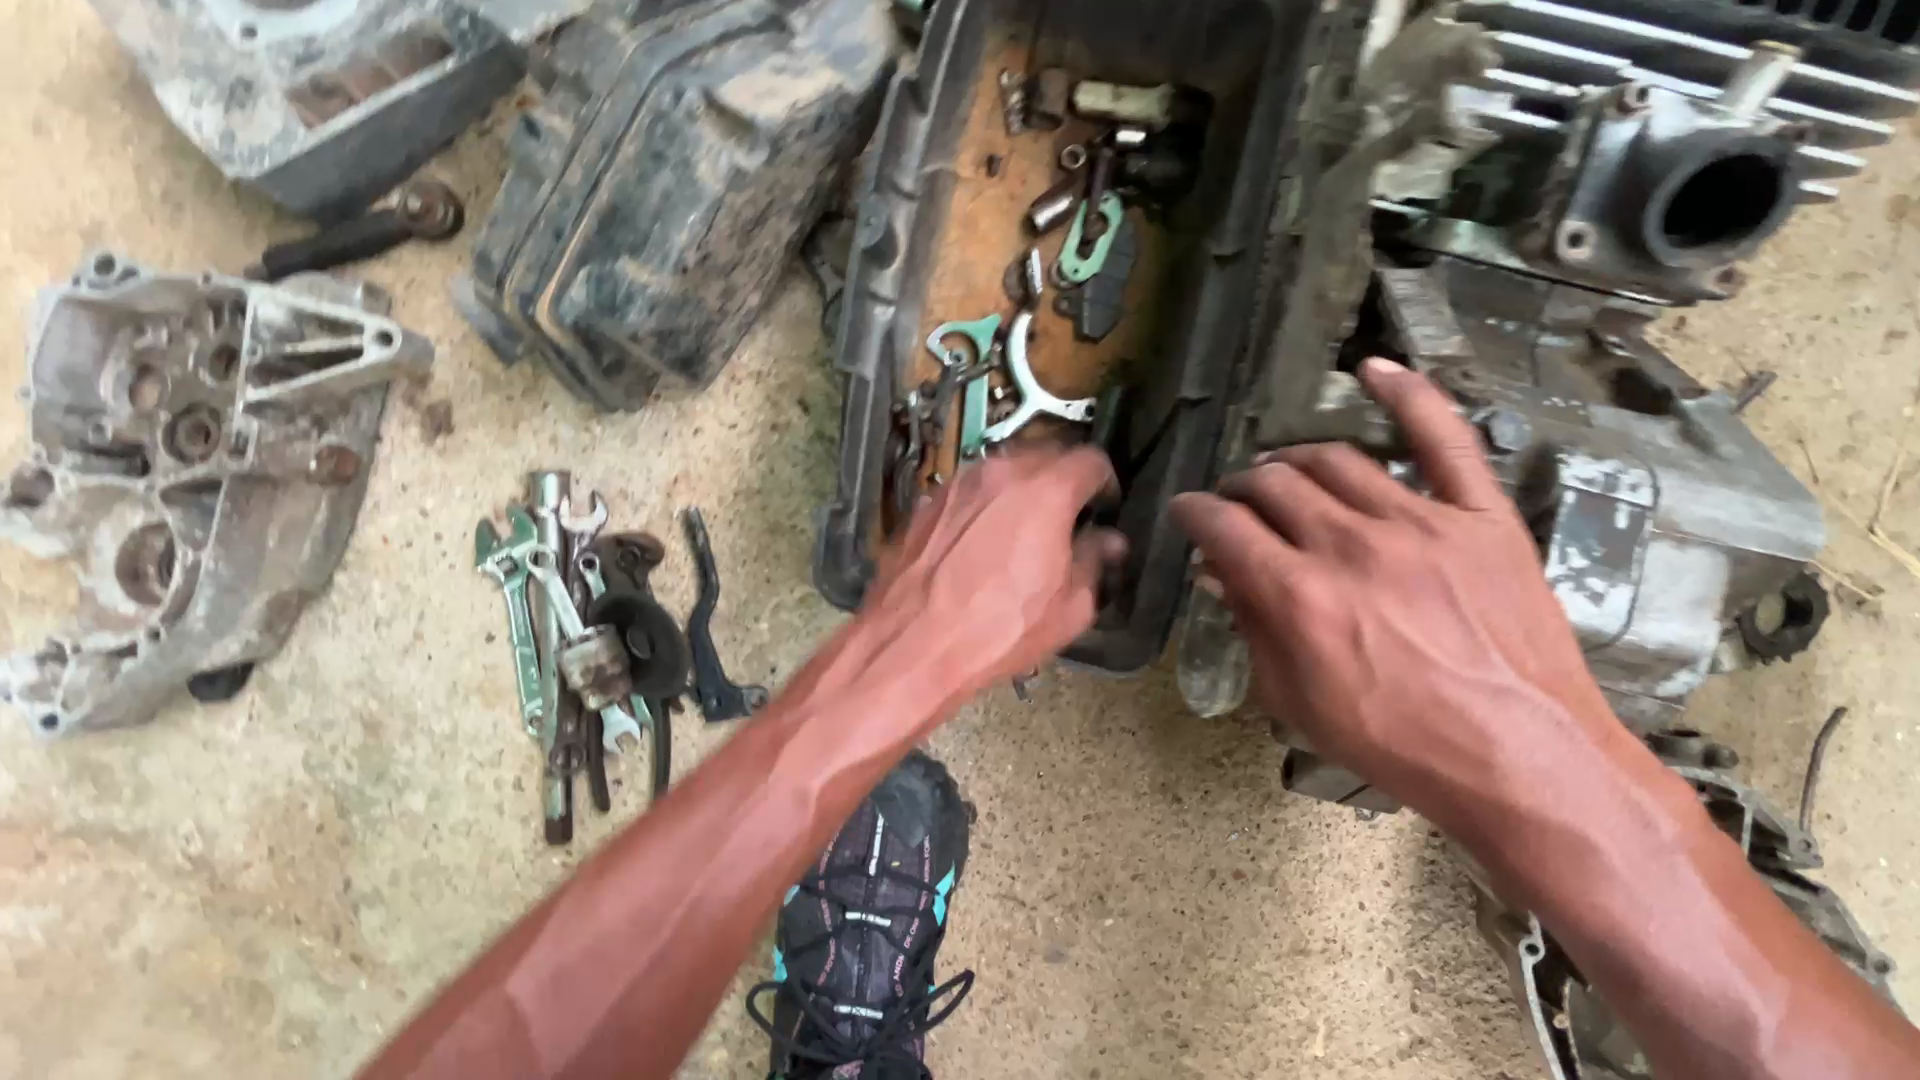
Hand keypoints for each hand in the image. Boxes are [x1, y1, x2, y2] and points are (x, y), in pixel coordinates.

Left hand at [867, 446, 1125, 693]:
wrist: (911, 645)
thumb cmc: (998, 631)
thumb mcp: (1069, 609)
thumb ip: (1094, 562)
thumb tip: (1107, 541)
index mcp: (1046, 490)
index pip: (1091, 460)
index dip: (1105, 483)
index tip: (1103, 507)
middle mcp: (1000, 473)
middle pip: (1045, 455)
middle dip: (1062, 481)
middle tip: (1067, 519)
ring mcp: (957, 484)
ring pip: (1002, 470)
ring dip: (1020, 491)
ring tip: (1022, 531)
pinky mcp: (926, 503)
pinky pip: (968, 492)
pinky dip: (984, 506)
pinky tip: (980, 544)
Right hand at [1170, 358, 1619, 825]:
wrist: (1523, 761)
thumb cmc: (1397, 745)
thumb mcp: (1296, 699)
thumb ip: (1252, 627)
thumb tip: (1221, 574)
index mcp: (1298, 596)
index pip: (1222, 526)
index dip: (1193, 513)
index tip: (1187, 513)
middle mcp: (1350, 545)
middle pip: (1272, 485)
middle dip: (1239, 488)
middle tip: (1236, 504)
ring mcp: (1421, 522)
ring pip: (1335, 460)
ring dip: (1293, 461)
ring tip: (1283, 474)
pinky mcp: (1481, 516)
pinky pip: (1444, 439)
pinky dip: (1408, 395)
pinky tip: (1374, 369)